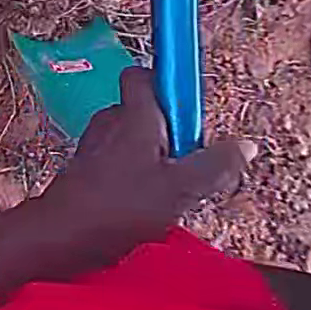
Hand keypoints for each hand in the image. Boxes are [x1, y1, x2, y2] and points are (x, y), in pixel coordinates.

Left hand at [39, 67, 253, 240]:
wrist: (66, 233)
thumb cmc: (121, 206)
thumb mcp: (182, 188)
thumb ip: (215, 165)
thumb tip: (245, 145)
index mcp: (132, 116)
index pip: (142, 76)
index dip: (168, 82)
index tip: (191, 109)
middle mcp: (110, 122)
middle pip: (147, 111)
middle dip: (173, 132)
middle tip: (190, 163)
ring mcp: (96, 143)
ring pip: (137, 137)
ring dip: (158, 156)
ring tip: (172, 189)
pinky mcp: (89, 166)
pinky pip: (123, 157)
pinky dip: (140, 171)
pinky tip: (149, 202)